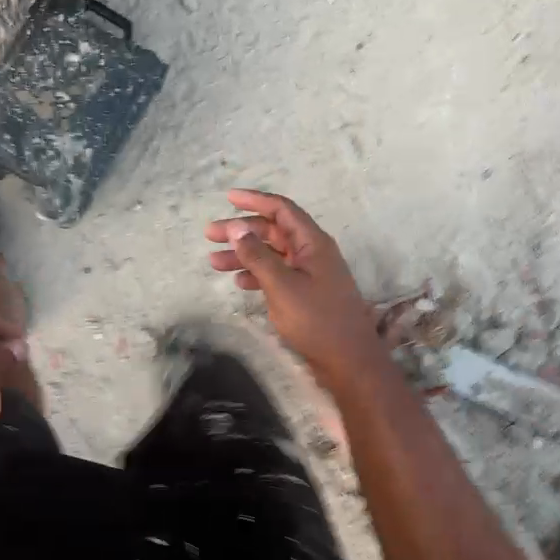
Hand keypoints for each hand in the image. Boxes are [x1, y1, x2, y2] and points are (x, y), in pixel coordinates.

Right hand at [206, 189, 385, 388]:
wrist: (349, 362)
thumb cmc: (316, 319)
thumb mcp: (281, 285)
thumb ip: (257, 255)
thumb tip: (237, 227)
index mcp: (312, 242)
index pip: (281, 209)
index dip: (255, 200)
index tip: (228, 197)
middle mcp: (312, 252)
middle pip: (273, 231)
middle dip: (241, 230)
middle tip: (210, 235)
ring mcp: (310, 273)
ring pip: (272, 254)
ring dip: (244, 255)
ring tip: (214, 262)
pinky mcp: (307, 293)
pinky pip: (277, 273)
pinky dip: (257, 274)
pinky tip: (239, 282)